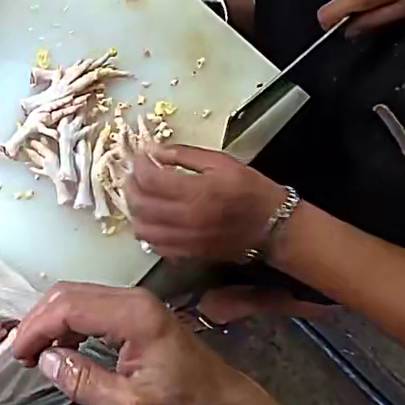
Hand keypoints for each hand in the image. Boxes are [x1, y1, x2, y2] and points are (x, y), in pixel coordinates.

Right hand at [11, 282, 314, 404]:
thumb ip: (84, 382)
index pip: (68, 307)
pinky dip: (66, 322)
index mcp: (133, 316)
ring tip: (36, 353)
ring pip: (75, 296)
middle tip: (22, 355)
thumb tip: (45, 360)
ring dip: (49, 320)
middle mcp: (132, 298)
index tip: (19, 356)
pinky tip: (61, 347)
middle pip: (68, 294)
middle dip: (38, 321)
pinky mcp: (134, 309)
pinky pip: (89, 305)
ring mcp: (134, 301)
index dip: (36, 328)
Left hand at [126, 144, 290, 261]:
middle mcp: (185, 218)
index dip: (139, 166)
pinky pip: (154, 245)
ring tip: (139, 197)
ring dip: (134, 211)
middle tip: (135, 176)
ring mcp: (184, 239)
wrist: (273, 226)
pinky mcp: (186, 254)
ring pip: (142, 227)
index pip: (149, 179)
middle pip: (140, 204)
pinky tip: (151, 219)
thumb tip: (155, 151)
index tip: (140, 158)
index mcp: (195, 192)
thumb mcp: (220, 162)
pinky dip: (146, 231)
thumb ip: (184, 155)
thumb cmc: (249, 189)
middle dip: (131, 186)